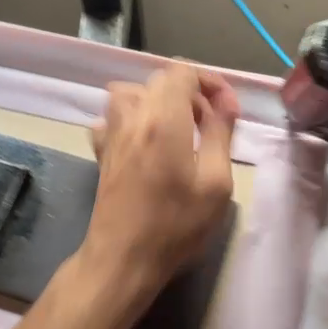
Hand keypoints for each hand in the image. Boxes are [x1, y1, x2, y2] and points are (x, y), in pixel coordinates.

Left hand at [79, 66, 239, 301]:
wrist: (123, 258)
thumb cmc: (176, 223)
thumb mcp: (216, 181)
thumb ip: (220, 133)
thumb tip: (225, 101)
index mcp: (164, 117)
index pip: (182, 71)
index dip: (209, 82)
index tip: (226, 110)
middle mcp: (133, 115)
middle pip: (159, 80)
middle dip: (189, 93)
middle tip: (210, 126)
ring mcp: (111, 133)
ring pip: (131, 93)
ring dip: (157, 102)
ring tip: (178, 130)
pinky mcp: (100, 152)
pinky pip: (113, 118)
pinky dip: (131, 120)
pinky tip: (144, 143)